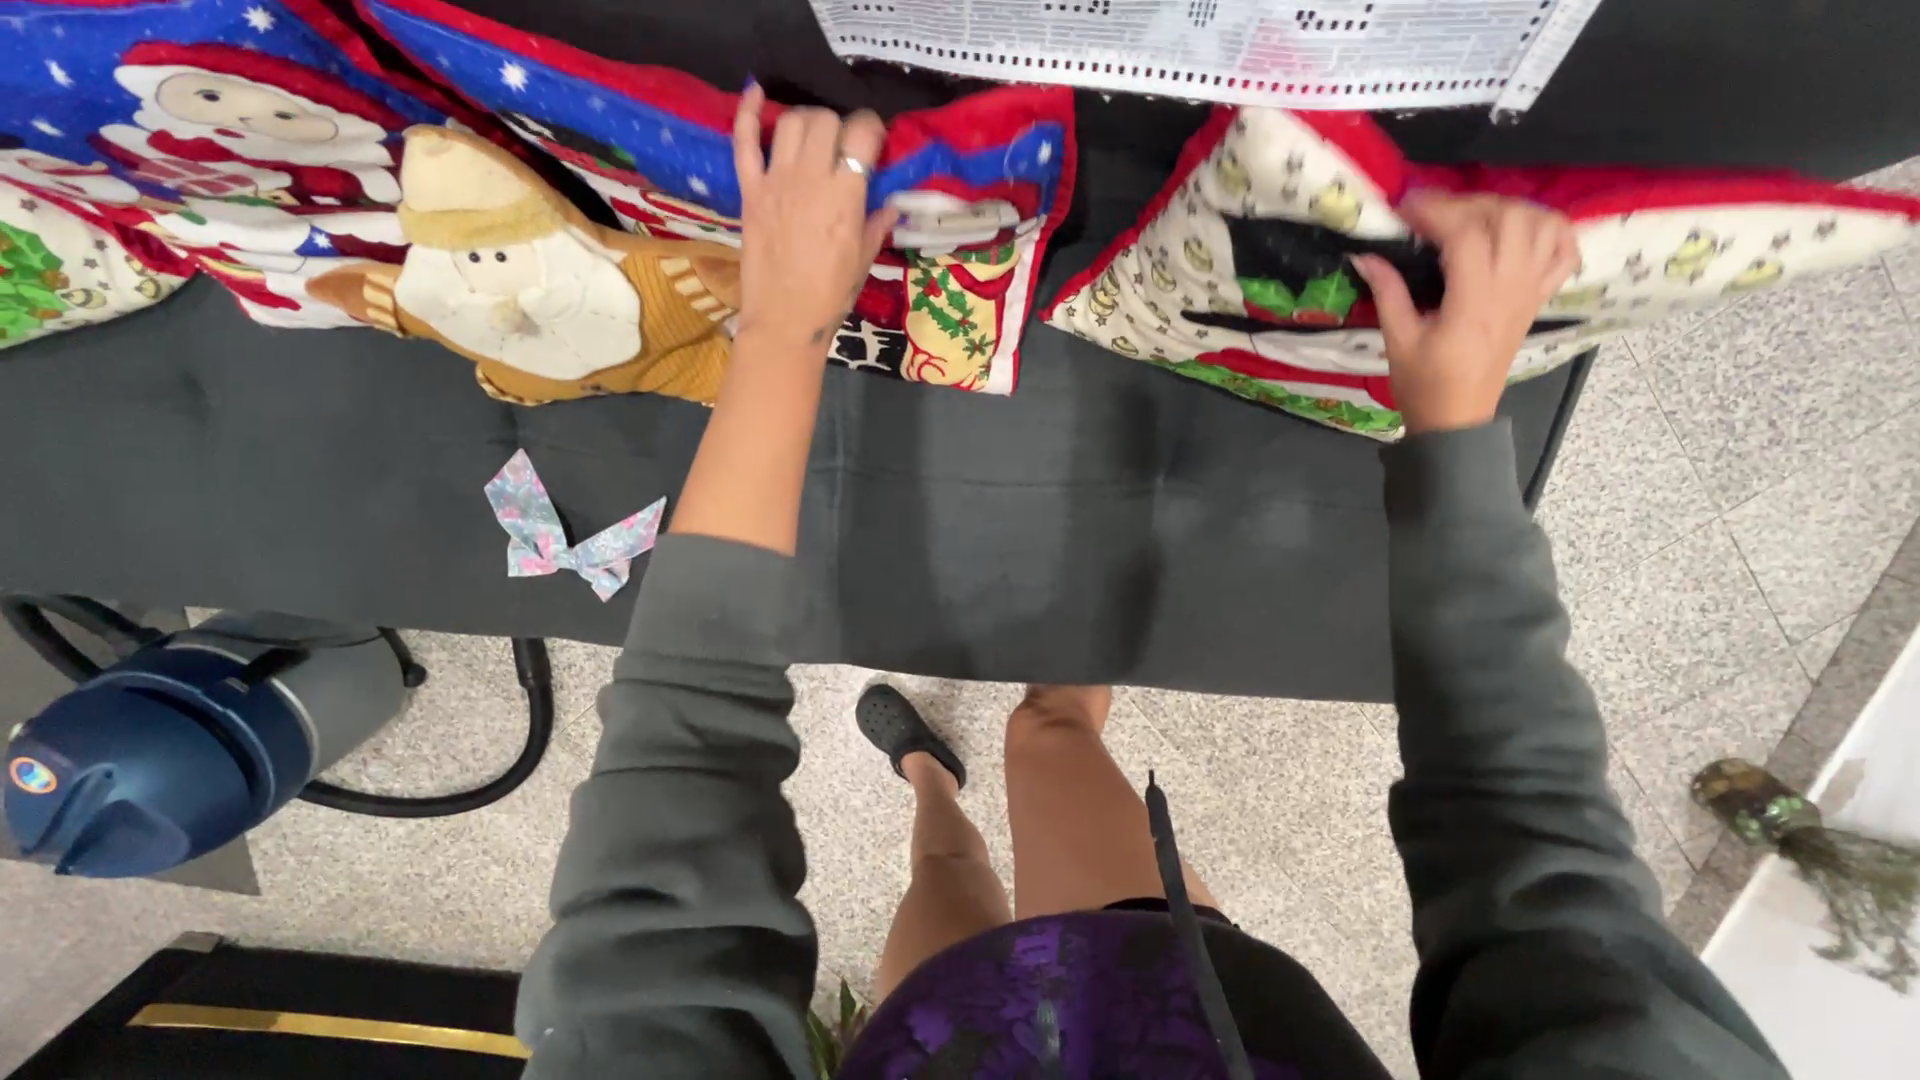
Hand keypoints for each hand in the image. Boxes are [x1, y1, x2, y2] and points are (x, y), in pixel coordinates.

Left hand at [731, 82, 897, 355]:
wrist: (784, 320)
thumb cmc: (831, 296)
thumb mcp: (863, 260)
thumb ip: (877, 224)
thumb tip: (890, 202)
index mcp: (845, 196)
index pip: (862, 133)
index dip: (872, 130)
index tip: (874, 143)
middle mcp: (810, 178)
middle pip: (825, 120)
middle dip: (840, 125)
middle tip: (842, 147)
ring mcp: (776, 181)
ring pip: (790, 121)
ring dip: (806, 121)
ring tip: (813, 137)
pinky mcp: (750, 190)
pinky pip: (743, 141)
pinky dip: (747, 112)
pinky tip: (755, 91)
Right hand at [1350, 193, 1578, 434]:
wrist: (1457, 417)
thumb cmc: (1423, 384)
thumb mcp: (1397, 340)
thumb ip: (1387, 293)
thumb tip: (1366, 256)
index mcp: (1473, 302)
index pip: (1466, 235)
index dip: (1436, 211)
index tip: (1405, 207)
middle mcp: (1511, 289)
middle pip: (1509, 218)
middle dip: (1468, 203)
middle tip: (1432, 212)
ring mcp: (1531, 291)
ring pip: (1540, 224)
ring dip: (1506, 209)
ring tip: (1470, 217)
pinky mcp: (1538, 297)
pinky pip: (1563, 250)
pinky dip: (1548, 228)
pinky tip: (1517, 230)